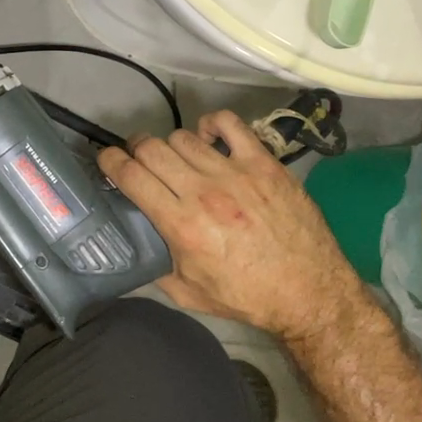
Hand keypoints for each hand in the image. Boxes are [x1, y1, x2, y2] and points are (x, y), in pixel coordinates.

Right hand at [98, 110, 366, 342]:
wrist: (314, 297)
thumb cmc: (248, 298)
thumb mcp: (187, 293)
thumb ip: (152, 264)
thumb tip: (129, 239)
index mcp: (181, 225)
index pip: (129, 173)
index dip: (109, 161)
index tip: (108, 162)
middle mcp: (204, 193)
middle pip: (149, 147)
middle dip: (135, 150)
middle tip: (139, 160)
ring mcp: (236, 174)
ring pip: (181, 137)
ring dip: (171, 147)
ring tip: (178, 160)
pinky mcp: (264, 165)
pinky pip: (228, 123)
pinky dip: (211, 124)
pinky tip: (209, 140)